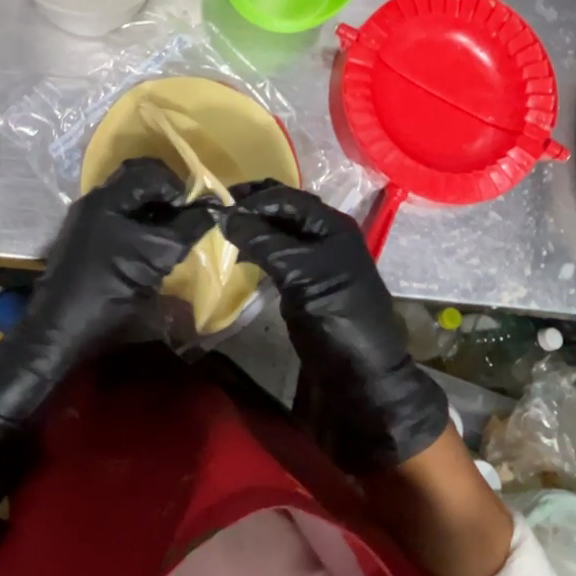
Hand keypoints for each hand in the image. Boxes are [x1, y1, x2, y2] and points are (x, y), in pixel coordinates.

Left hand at [0, 158, 217, 485]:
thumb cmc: (108, 292)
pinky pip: (118, 217)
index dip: (178, 185)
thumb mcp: (155, 258)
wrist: (59, 331)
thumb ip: (186, 229)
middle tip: (188, 213)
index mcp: (108, 199)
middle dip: (166, 192)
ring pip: (128, 199)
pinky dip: (139, 221)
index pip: (150, 172)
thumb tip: (213, 210)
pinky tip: (154, 244)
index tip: (197, 207)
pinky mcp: (84, 240)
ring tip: (176, 229)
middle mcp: (94, 202)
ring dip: (154, 208)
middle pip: (137, 180)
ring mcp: (86, 220)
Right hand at [223, 181, 447, 474]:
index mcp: (331, 225)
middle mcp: (324, 237)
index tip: (216, 206)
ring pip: (277, 234)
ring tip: (220, 235)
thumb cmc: (337, 317)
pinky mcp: (303, 286)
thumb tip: (225, 215)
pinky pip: (276, 257)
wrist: (361, 378)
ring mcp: (314, 262)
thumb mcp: (300, 274)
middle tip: (214, 217)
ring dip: (252, 231)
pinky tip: (237, 258)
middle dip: (251, 211)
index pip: (285, 197)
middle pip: (282, 212)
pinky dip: (256, 253)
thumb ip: (264, 241)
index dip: (252, 199)